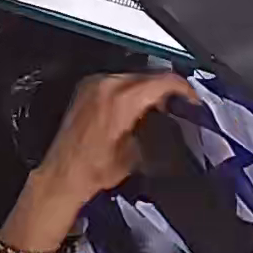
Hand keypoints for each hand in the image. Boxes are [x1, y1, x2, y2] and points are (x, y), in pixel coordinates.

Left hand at [0, 72, 199, 251]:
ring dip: (147, 88)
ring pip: (133, 76)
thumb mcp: (136, 153)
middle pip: (148, 75)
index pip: (162, 81)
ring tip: (156, 105)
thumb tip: (166, 117)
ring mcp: (95, 84)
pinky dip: (129, 89)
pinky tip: (133, 105)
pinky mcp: (87, 87)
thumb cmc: (94, 171)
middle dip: (165, 88)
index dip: (183, 87)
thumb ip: (154, 128)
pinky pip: (117, 80)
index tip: (191, 96)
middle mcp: (108, 86)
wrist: (62, 176)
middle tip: (177, 103)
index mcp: (122, 101)